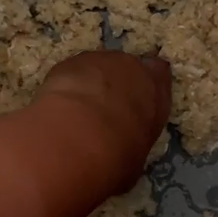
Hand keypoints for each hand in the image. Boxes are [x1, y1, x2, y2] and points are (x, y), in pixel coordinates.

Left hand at [31, 51, 171, 191]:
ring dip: (90, 84)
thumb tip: (124, 149)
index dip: (146, 85)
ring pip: (96, 68)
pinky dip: (66, 87)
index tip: (136, 101)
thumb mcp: (137, 156)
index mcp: (156, 90)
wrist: (80, 137)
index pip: (158, 74)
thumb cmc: (119, 154)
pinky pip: (71, 73)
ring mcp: (99, 60)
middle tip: (104, 111)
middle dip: (116, 85)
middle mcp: (132, 67)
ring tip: (77, 112)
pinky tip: (59, 109)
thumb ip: (135, 139)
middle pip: (126, 67)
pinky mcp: (68, 62)